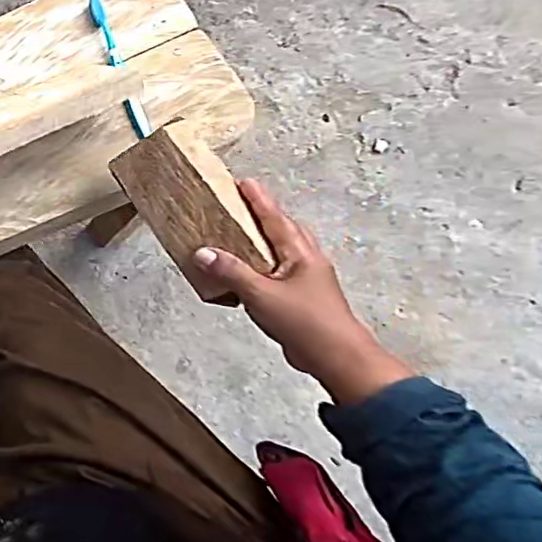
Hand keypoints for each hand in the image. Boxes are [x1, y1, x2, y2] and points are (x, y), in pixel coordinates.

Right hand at [191, 181, 412, 405]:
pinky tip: (248, 273)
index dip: (259, 200)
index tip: (244, 183)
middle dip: (266, 215)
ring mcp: (307, 281)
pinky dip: (262, 264)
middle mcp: (307, 263)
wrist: (337, 358)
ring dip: (264, 239)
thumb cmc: (306, 323)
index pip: (275, 219)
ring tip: (242, 235)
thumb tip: (203, 253)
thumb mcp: (260, 294)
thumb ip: (230, 272)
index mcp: (301, 255)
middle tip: (244, 204)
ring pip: (284, 250)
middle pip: (285, 230)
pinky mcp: (301, 298)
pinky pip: (277, 271)